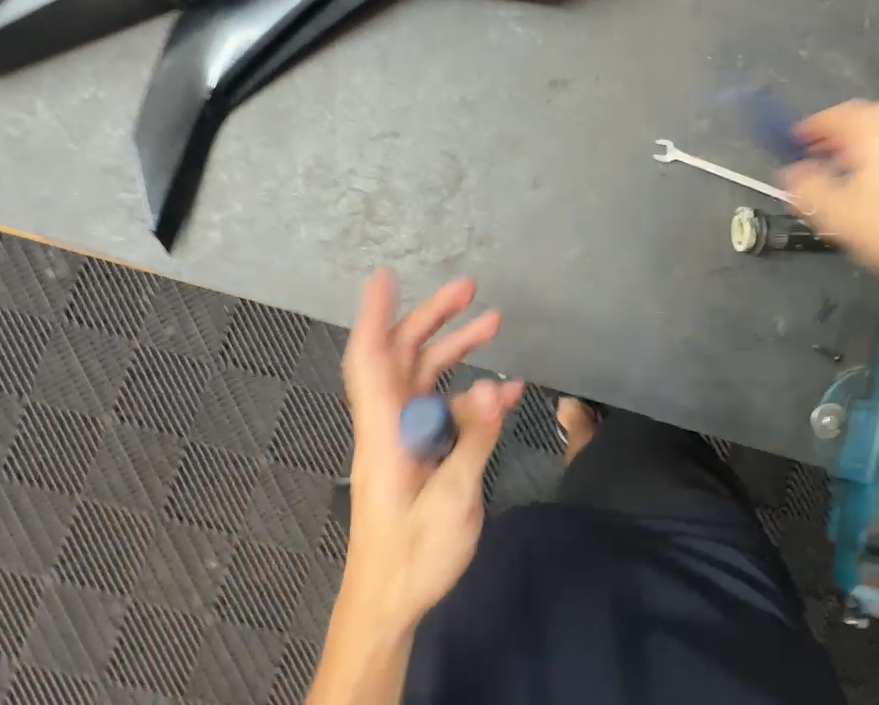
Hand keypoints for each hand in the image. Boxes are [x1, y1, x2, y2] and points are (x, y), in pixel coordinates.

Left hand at [338, 269, 523, 628]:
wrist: (389, 603)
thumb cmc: (413, 556)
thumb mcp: (452, 500)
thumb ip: (472, 440)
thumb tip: (492, 386)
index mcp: (384, 433)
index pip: (370, 360)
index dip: (374, 315)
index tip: (385, 276)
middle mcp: (390, 426)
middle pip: (402, 358)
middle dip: (432, 318)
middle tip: (470, 289)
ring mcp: (406, 440)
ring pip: (425, 379)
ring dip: (456, 349)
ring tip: (495, 322)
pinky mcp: (421, 455)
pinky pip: (446, 412)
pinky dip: (473, 397)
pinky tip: (507, 393)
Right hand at [780, 98, 878, 284]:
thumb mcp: (832, 212)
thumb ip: (802, 184)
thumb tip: (792, 171)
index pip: (836, 115)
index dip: (812, 130)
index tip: (795, 145)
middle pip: (863, 119)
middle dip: (838, 138)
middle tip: (820, 163)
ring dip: (865, 145)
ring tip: (850, 175)